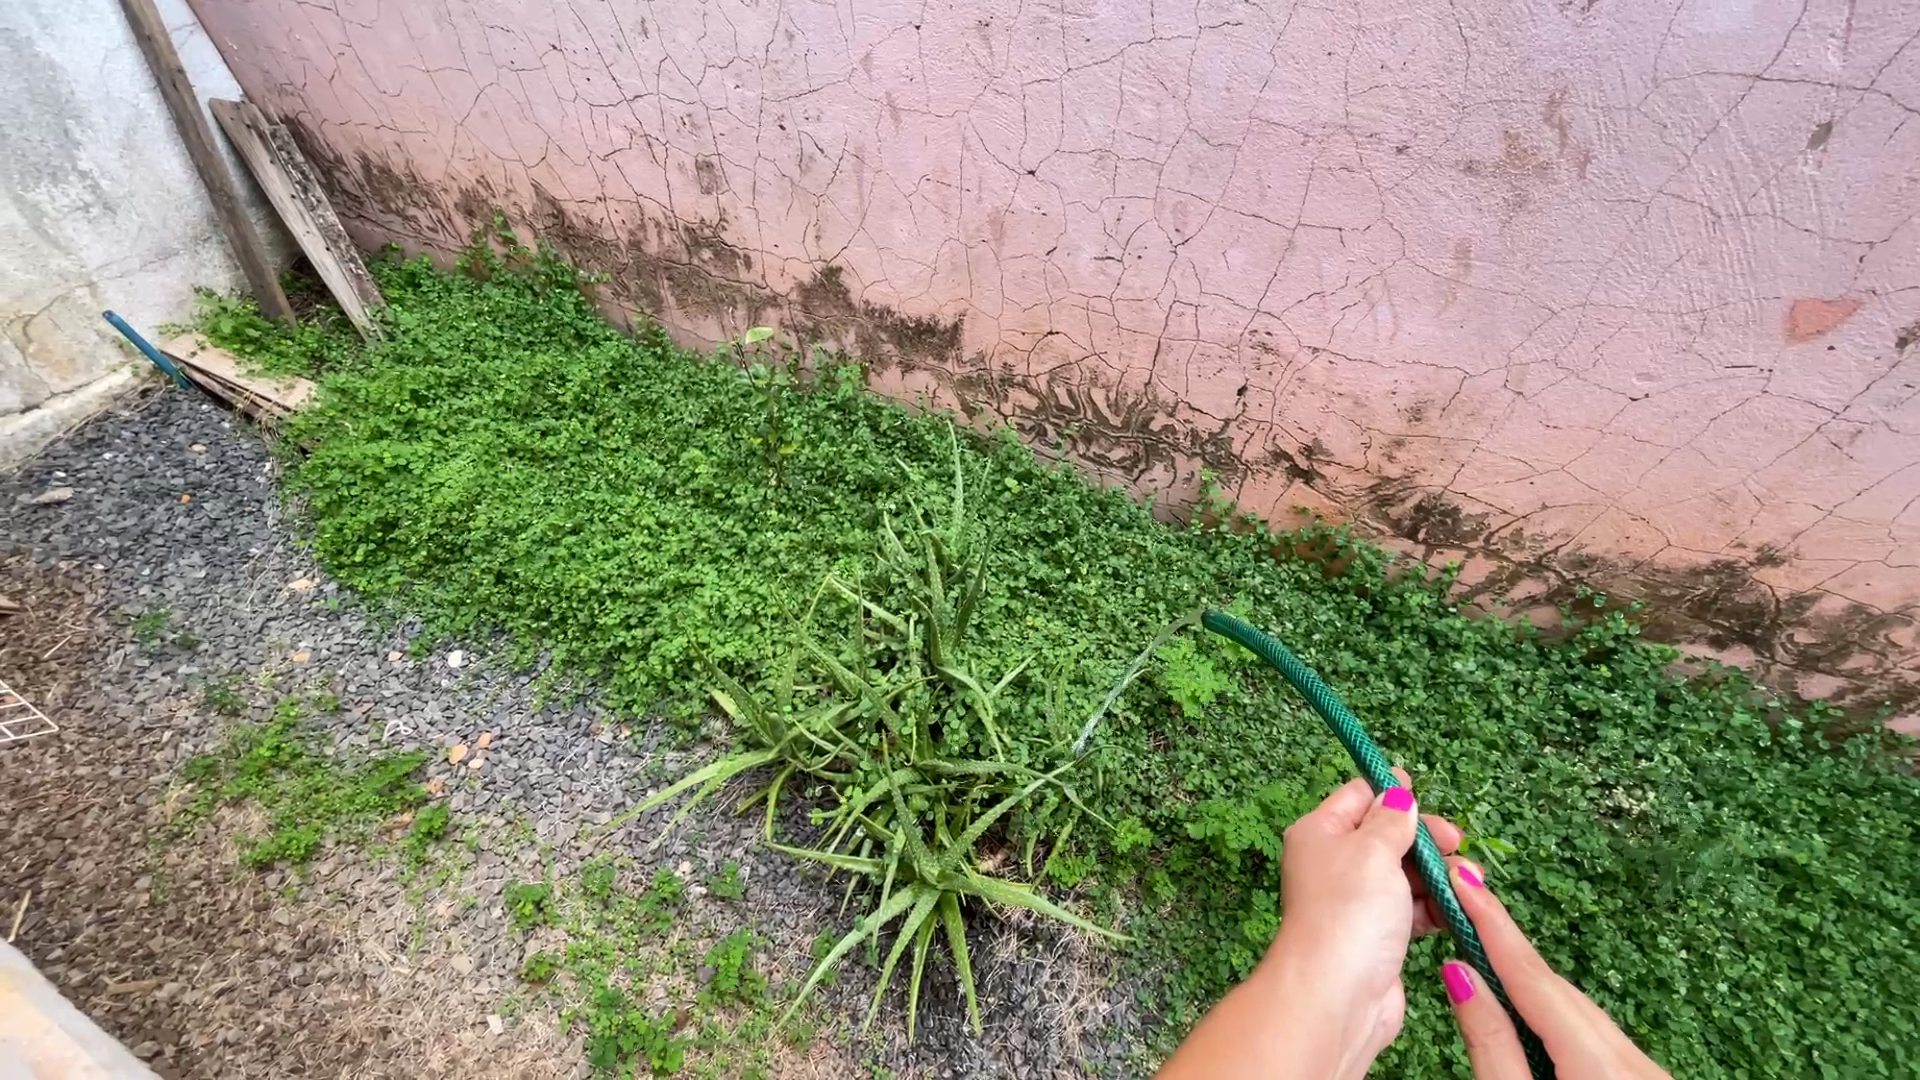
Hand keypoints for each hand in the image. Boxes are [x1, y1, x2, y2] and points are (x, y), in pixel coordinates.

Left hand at [1260, 771, 1463, 1076]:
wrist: (1339, 989)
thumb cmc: (1351, 908)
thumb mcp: (1372, 850)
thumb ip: (1390, 820)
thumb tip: (1397, 795)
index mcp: (1319, 831)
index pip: (1356, 797)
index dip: (1389, 791)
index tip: (1420, 788)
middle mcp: (1332, 860)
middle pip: (1383, 834)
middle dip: (1422, 837)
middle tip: (1457, 842)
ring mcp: (1354, 898)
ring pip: (1402, 873)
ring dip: (1435, 874)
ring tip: (1468, 880)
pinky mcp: (1376, 932)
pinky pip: (1409, 908)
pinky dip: (1431, 907)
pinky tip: (1455, 911)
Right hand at [1439, 858, 1671, 1078]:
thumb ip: (1491, 1044)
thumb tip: (1460, 973)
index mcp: (1600, 1066)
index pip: (1529, 975)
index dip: (1490, 921)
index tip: (1460, 875)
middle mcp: (1638, 1064)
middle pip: (1556, 991)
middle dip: (1504, 946)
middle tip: (1458, 898)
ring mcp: (1653, 1076)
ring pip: (1578, 1015)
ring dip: (1529, 983)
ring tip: (1480, 952)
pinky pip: (1597, 1039)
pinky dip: (1557, 1017)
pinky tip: (1529, 1014)